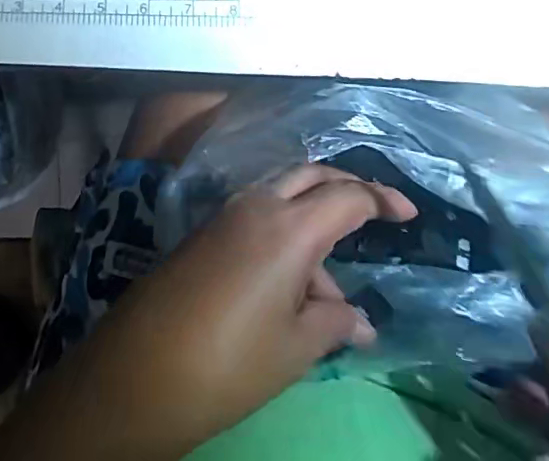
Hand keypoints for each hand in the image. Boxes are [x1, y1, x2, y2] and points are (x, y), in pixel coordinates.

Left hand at [0, 164, 416, 460]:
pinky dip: (284, 240)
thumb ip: (334, 321)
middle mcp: (256, 205)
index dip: (381, 199)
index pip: (346, 195)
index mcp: (288, 226)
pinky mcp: (206, 232)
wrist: (140, 372)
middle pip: (311, 176)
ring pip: (284, 201)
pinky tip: (291, 294)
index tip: (408, 213)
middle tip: (374, 216)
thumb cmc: (231, 361)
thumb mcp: (296, 347)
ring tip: (329, 305)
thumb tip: (361, 322)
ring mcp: (226, 215)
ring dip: (312, 231)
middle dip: (346, 189)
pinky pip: (258, 219)